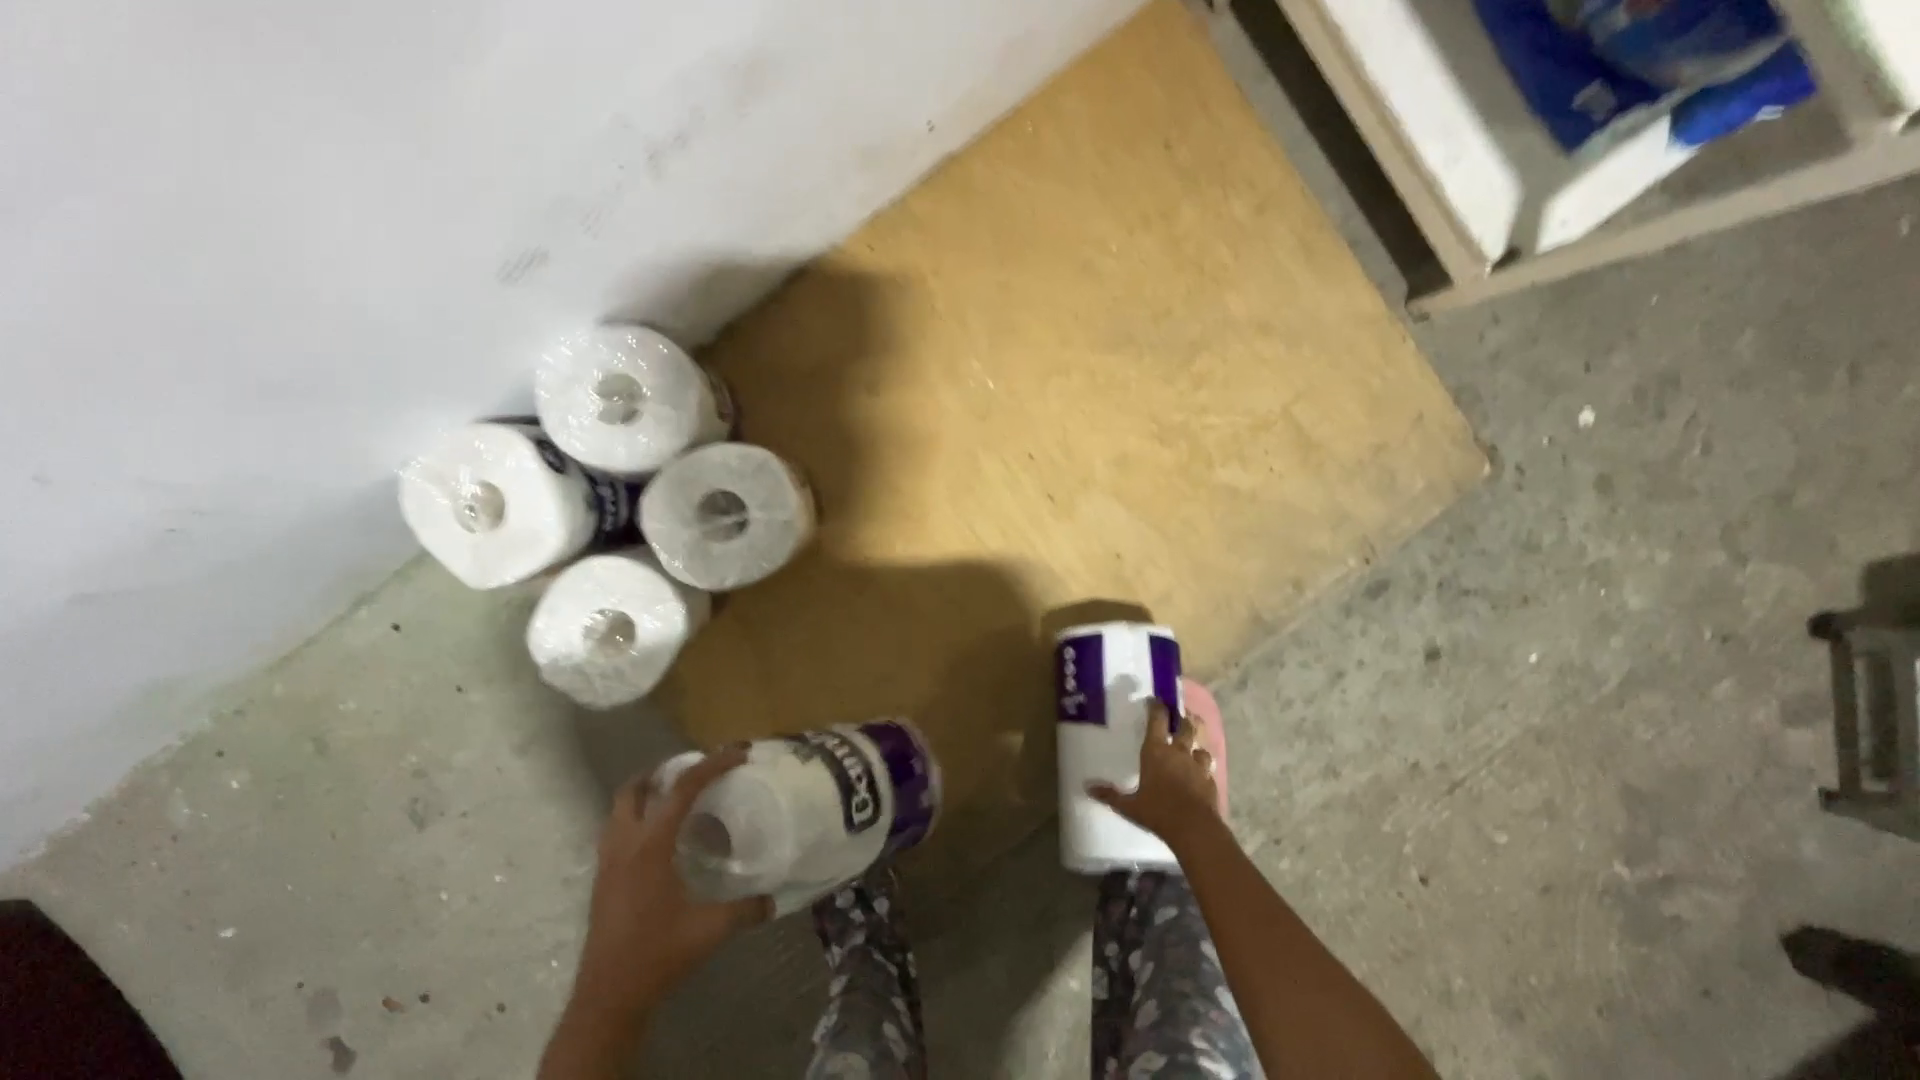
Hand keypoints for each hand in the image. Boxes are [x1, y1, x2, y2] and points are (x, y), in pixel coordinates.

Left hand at [571, 746, 772, 1018]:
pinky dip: (638, 819)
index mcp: (650, 847)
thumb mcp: (709, 930)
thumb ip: (745, 910)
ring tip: (677, 798)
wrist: (609, 995)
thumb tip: (773, 899)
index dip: (711, 765)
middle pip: (635, 789)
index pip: (681, 790)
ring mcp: (608, 862)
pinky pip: (616, 831)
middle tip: (697, 771)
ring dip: (646, 793)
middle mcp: (624, 845)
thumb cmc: (658, 955)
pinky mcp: (603, 880)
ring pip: (620, 809)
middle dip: (664, 772)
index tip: (738, 754)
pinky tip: (661, 840)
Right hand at [1088, 697, 1222, 850]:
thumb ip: (1110, 795)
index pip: (1158, 720)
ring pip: (1201, 746)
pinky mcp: (1210, 781)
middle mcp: (1179, 752)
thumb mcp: (1128, 805)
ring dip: (1197, 743)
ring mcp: (1198, 766)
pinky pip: (1208, 768)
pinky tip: (1200, 774)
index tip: (1155, 700)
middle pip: (1187, 726)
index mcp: (1156, 751)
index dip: (1157, 707)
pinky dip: (1203, 768)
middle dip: (1184, 718)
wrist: (1194, 828)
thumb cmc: (1157, 811)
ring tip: (1193, 746)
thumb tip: (1087, 787)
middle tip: (1181, 716)